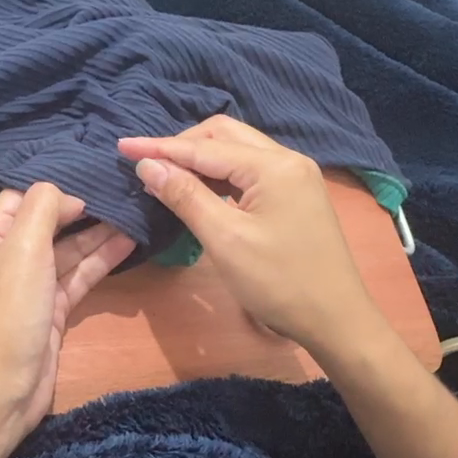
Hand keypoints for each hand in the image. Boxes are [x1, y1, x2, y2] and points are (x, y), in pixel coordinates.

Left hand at [0, 183, 135, 447]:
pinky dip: (102, 260)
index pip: (21, 196)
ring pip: (70, 250)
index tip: (87, 188)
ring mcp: (34, 285)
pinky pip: (80, 276)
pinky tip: (128, 244)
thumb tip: (70, 198)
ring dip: (99, 234)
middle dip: (83, 208)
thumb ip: (43, 208)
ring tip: (134, 215)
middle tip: (121, 194)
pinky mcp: (54, 309)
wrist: (4, 387)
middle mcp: (11, 257)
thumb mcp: (23, 247)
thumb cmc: (10, 311)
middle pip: (50, 222)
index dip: (53, 189)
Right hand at [117, 115, 388, 361]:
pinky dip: (218, 174)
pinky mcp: (294, 195)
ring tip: (164, 175)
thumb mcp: (224, 239)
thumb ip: (184, 195)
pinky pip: (248, 170)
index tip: (121, 146)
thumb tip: (147, 165)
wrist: (336, 321)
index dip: (160, 147)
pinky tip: (198, 188)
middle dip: (181, 145)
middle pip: (223, 136)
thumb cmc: (278, 282)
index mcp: (273, 166)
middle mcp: (287, 160)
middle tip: (146, 164)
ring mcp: (294, 177)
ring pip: (236, 151)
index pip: (205, 147)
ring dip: (199, 159)